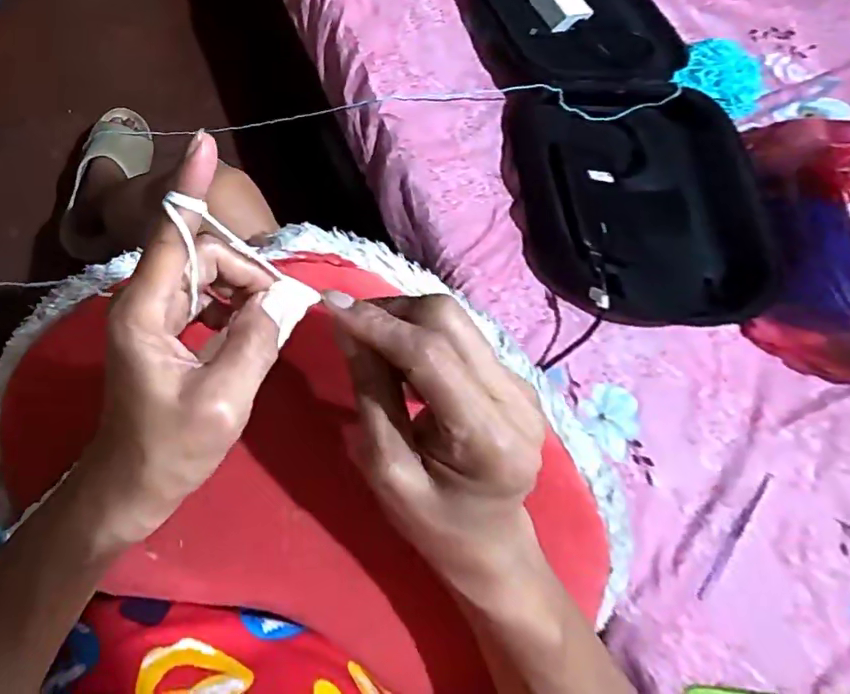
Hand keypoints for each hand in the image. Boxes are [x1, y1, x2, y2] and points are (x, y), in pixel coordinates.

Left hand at [77, 133, 285, 544]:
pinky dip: (228, 302)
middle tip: (279, 308)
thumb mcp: (222, 402)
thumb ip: (253, 341)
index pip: (170, 232)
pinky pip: (200, 293)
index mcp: (143, 309)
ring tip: (267, 320)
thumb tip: (283, 297)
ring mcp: (148, 310)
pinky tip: (248, 327)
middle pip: (199, 253)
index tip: (204, 143)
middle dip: (243, 270)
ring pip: (202, 271)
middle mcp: (140, 298)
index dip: (189, 185)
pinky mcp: (159, 324)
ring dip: (239, 287)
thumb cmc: (169, 450)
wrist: (129, 484)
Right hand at [327, 293, 546, 576]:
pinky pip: (457, 332)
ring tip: (369, 343)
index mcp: (489, 438)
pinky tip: (398, 358)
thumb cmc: (432, 520)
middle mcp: (516, 401)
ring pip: (451, 318)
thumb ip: (369, 394)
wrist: (489, 543)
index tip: (329, 306)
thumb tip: (346, 328)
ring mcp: (520, 385)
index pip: (429, 354)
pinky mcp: (511, 376)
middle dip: (388, 312)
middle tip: (349, 329)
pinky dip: (416, 331)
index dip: (376, 323)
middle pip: (446, 319)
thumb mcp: (385, 469)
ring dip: (400, 317)